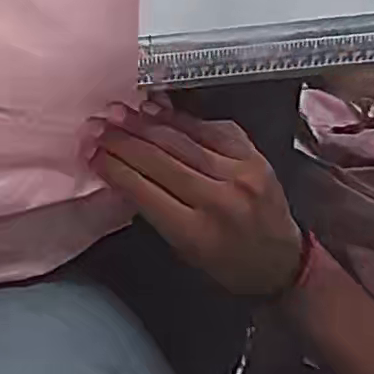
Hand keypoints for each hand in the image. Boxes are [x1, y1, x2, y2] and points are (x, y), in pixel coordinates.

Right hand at [84, 98, 304, 296]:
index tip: (88, 150)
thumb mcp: (182, 248)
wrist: (284, 264)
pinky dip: (176, 117)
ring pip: (179, 139)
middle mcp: (219, 200)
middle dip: (119, 139)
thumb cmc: (225, 262)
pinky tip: (154, 109)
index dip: (110, 165)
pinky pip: (207, 127)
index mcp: (196, 232)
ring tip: (117, 111)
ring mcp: (239, 173)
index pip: (141, 188)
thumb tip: (115, 165)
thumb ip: (151, 206)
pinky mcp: (253, 155)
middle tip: (95, 125)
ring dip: (142, 122)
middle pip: (157, 158)